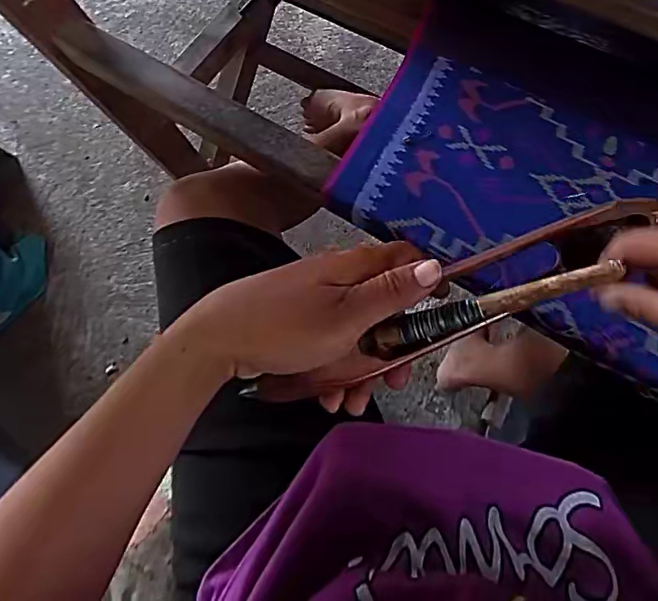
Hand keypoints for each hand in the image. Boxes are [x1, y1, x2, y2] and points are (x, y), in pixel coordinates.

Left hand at [171, 240, 441, 413]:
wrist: (217, 338)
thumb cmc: (283, 326)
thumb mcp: (347, 317)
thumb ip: (392, 293)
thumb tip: (434, 265)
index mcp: (355, 266)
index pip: (406, 259)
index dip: (428, 281)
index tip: (440, 311)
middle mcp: (341, 276)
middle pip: (386, 303)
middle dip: (395, 344)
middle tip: (395, 378)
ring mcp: (320, 297)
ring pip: (360, 328)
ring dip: (364, 365)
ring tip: (354, 399)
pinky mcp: (303, 318)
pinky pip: (334, 340)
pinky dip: (338, 366)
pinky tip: (329, 394)